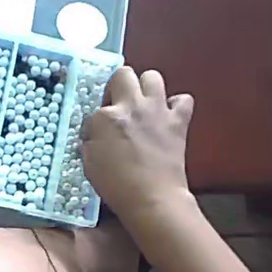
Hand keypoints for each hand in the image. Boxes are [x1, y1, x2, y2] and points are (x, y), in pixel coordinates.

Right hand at [81, 66, 195, 221]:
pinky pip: (182, 99)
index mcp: (105, 117)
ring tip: (142, 105)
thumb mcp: (89, 163)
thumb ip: (91, 142)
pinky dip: (176, 105)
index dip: (94, 125)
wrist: (152, 197)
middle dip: (117, 87)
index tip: (96, 138)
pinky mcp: (178, 121)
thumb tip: (95, 135)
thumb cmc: (115, 185)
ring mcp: (157, 110)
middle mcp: (131, 105)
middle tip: (117, 106)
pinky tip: (167, 117)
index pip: (94, 111)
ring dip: (145, 88)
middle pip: (123, 74)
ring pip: (152, 76)